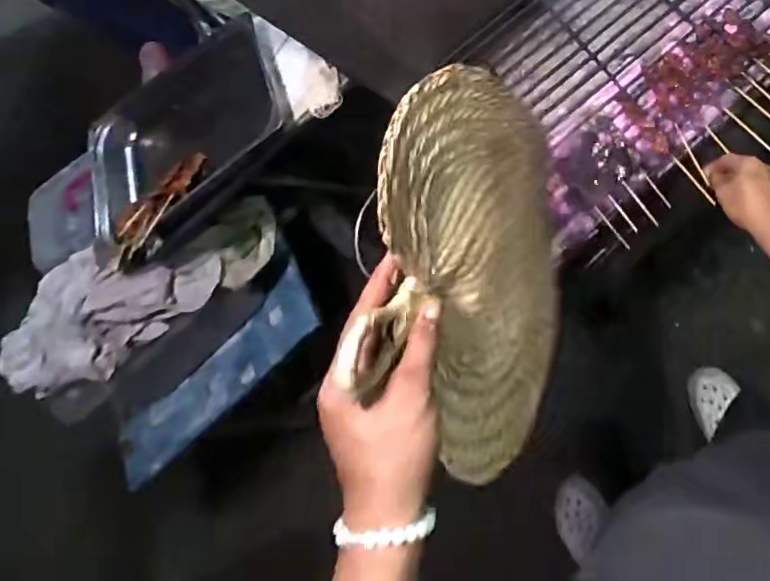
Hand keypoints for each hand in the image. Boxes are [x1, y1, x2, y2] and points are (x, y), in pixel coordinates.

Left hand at [318, 256, 441, 529]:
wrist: (390, 514)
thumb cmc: (395, 455)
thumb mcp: (411, 399)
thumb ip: (420, 348)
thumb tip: (431, 303)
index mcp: (338, 381)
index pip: (358, 322)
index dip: (377, 287)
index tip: (395, 256)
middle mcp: (342, 383)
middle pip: (365, 330)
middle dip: (386, 297)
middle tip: (411, 264)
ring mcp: (357, 395)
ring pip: (376, 345)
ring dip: (396, 317)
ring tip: (418, 284)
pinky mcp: (374, 404)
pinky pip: (386, 360)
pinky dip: (402, 340)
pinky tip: (419, 324)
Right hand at [705, 153, 769, 236]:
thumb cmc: (744, 205)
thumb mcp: (722, 192)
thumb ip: (716, 179)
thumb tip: (713, 174)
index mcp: (748, 161)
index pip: (726, 158)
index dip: (713, 166)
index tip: (705, 176)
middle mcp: (763, 165)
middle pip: (740, 166)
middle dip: (727, 174)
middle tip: (716, 185)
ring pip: (751, 176)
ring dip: (739, 182)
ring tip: (730, 194)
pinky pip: (759, 187)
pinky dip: (750, 190)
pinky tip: (745, 202)